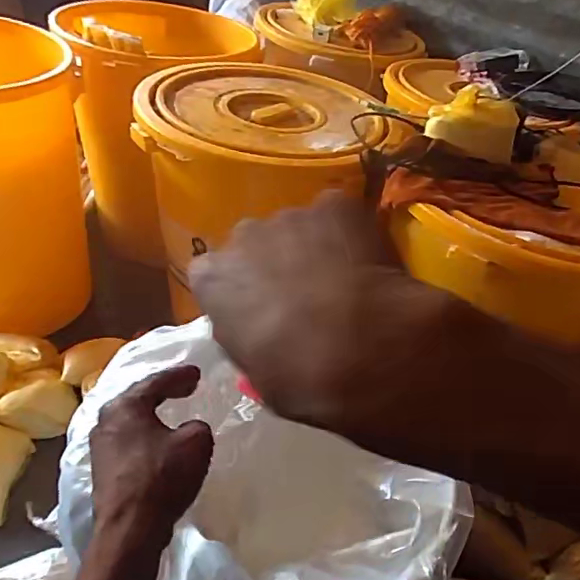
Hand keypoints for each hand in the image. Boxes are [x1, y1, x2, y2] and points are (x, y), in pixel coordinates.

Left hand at [89, 367, 213, 561]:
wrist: (130, 528)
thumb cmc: (162, 477)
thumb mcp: (196, 442)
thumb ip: (197, 426)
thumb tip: (189, 429)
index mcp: (126, 406)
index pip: (156, 382)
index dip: (179, 376)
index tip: (197, 373)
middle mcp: (106, 421)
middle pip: (137, 399)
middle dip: (160, 392)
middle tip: (184, 387)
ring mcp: (100, 447)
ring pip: (129, 422)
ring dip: (150, 416)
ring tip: (169, 412)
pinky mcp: (102, 471)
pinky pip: (127, 442)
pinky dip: (143, 436)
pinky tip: (156, 442)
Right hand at [190, 192, 501, 455]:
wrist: (361, 348)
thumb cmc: (299, 376)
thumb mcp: (256, 374)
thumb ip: (247, 339)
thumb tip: (258, 335)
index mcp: (212, 278)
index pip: (216, 276)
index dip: (241, 292)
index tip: (261, 311)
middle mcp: (242, 235)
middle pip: (255, 244)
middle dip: (275, 264)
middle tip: (306, 296)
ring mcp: (290, 215)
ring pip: (298, 228)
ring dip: (314, 248)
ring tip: (343, 282)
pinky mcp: (336, 204)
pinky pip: (338, 216)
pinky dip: (350, 235)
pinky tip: (367, 264)